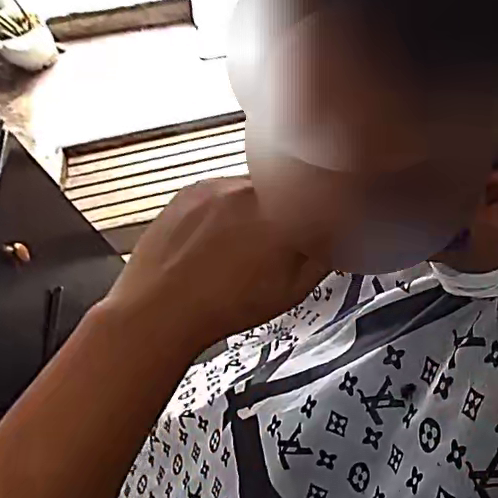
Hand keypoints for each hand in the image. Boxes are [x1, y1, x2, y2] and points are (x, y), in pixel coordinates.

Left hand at [98, 177, 327, 352]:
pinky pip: (225, 192)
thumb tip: (337, 238)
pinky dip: (231, 210)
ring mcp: (218, 188)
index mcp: (283, 216)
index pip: (322, 199)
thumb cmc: (221, 306)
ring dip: (261, 210)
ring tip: (247, 248)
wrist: (159, 310)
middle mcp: (251, 192)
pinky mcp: (192, 190)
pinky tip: (223, 242)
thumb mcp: (293, 290)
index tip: (329, 225)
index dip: (330, 213)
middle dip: (294, 212)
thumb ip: (325, 256)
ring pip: (257, 189)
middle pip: (290, 190)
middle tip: (285, 244)